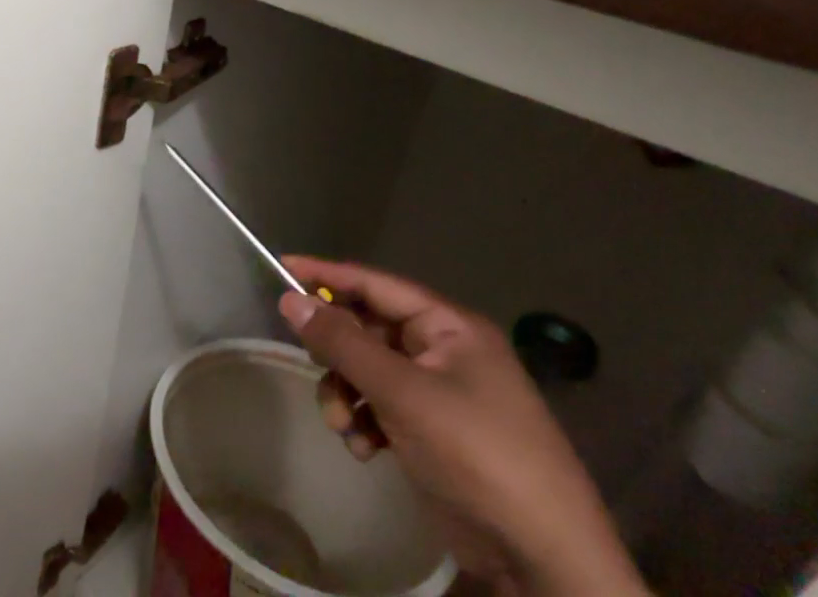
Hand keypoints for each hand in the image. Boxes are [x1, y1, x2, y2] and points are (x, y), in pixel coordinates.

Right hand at [278, 257, 648, 596]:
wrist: (537, 550)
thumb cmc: (474, 451)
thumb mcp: (401, 392)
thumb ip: (342, 343)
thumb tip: (290, 298)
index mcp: (450, 329)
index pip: (377, 284)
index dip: (328, 274)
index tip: (280, 267)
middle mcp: (444, 352)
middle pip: (367, 330)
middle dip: (336, 353)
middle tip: (310, 364)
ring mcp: (438, 393)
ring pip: (365, 371)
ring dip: (345, 395)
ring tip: (345, 427)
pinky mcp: (430, 430)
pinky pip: (378, 407)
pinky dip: (364, 423)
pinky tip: (366, 450)